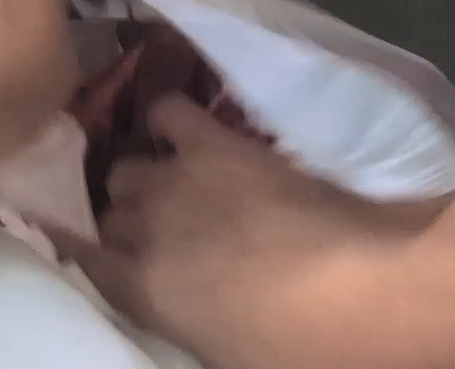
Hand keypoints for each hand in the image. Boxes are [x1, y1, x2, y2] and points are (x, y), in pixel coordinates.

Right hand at [57, 96, 448, 368]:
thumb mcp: (235, 363)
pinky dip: (165, 120)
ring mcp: (174, 178)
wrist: (377, 289)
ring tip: (165, 192)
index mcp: (145, 290)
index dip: (76, 253)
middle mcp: (144, 228)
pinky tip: (176, 132)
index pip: (81, 263)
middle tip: (154, 242)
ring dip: (139, 184)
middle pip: (106, 216)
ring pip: (125, 169)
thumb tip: (179, 310)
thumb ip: (187, 327)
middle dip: (121, 229)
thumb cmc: (310, 354)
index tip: (80, 251)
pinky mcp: (212, 142)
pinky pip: (168, 111)